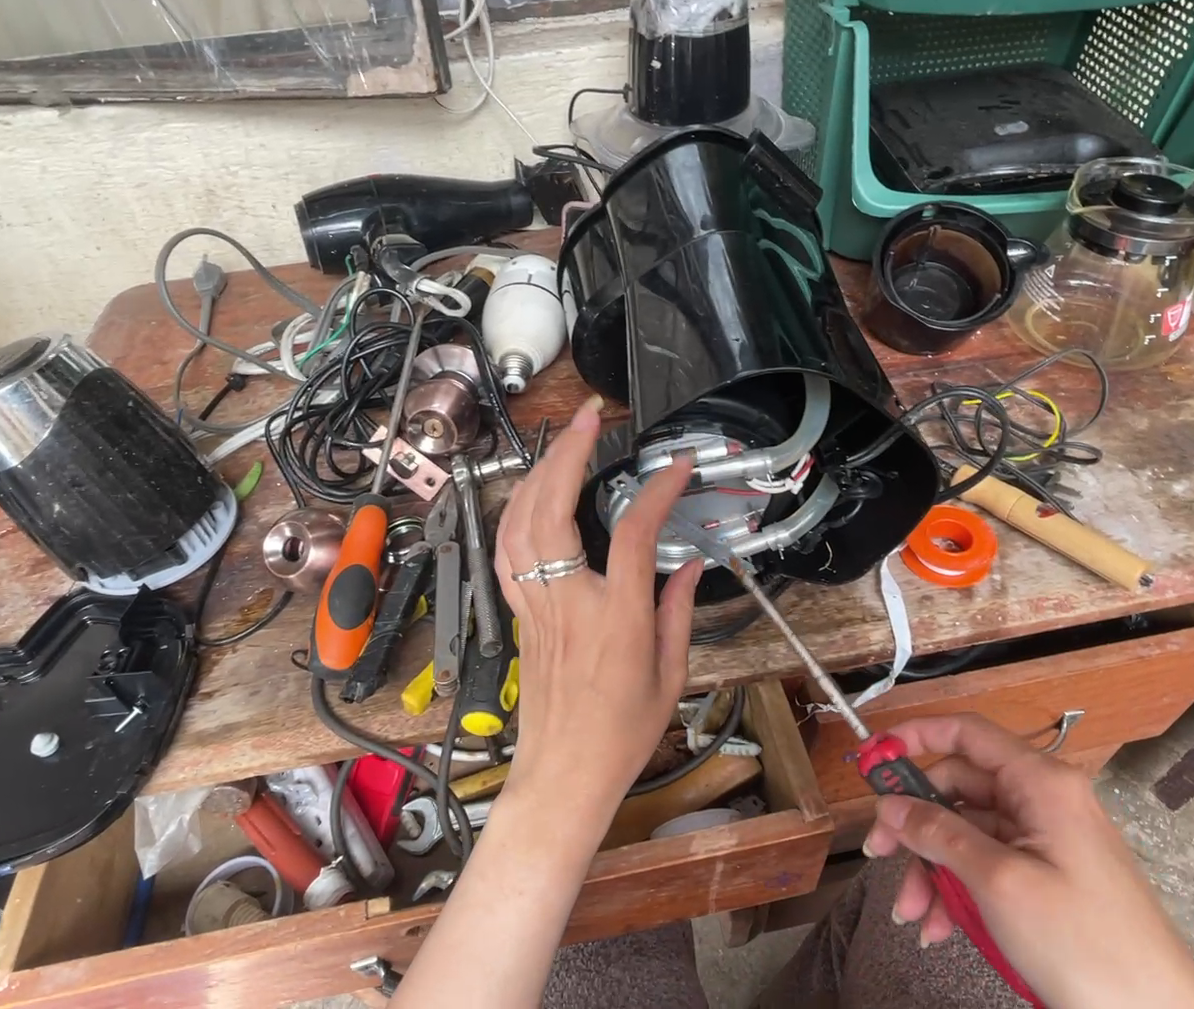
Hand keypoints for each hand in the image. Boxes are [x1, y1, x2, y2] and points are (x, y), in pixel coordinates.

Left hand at [494, 394, 704, 816]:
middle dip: (569, 453)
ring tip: (560, 442)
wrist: (564, 774)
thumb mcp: (671, 674)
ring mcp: (536, 606)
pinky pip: (506, 553)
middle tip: (590, 418)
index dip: (656, 489)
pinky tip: (527, 493)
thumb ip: (677, 611)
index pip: (634, 533)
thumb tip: (686, 564)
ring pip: (520, 524)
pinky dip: (514, 513)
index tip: (676, 464)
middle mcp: (568, 602)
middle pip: (554, 509)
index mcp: (616, 617)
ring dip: (537, 473)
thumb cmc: (620, 734)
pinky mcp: (519, 615)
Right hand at [862, 714, 1193, 1008]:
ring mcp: (1044, 841)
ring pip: (965, 834)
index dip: (915, 735)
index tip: (871, 757)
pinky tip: (937, 929)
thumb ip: (938, 833)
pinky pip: (985, 867)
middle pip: (957, 790)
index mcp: (1040, 783)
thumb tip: (889, 804)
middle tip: (879, 855)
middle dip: (915, 826)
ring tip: (910, 915)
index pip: (967, 733)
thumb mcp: (998, 882)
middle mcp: (1042, 801)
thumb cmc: (1082, 942)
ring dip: (931, 869)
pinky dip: (956, 892)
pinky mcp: (1045, 878)